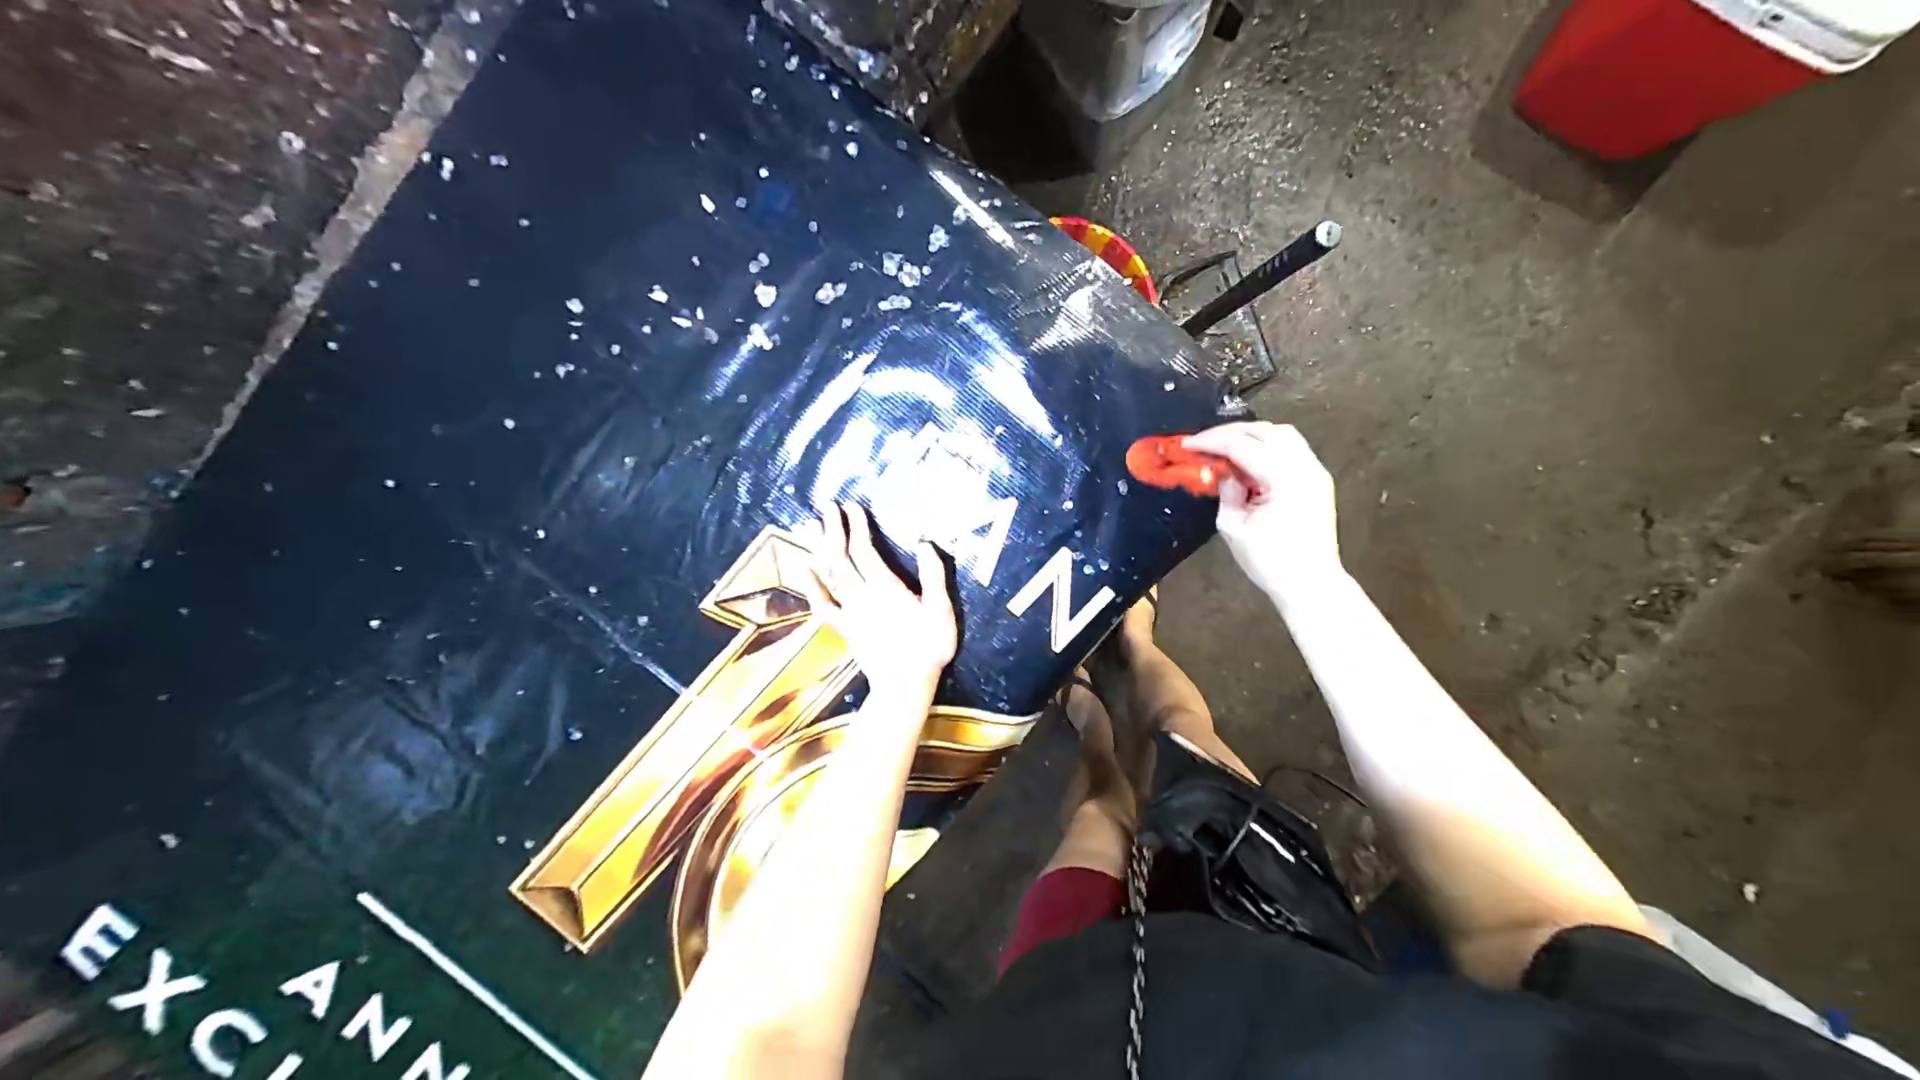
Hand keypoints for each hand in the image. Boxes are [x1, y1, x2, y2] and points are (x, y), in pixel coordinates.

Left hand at [801, 503, 957, 698]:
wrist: (905, 685)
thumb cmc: (929, 647)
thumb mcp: (941, 610)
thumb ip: (934, 575)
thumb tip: (926, 543)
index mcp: (886, 587)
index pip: (865, 550)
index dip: (857, 526)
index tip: (853, 505)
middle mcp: (862, 595)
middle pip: (841, 557)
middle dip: (833, 529)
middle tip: (827, 505)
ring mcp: (850, 612)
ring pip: (829, 575)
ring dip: (818, 548)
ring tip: (808, 525)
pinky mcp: (844, 627)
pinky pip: (823, 604)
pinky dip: (812, 585)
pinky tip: (804, 569)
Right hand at [1182, 422, 1342, 604]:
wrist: (1310, 584)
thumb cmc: (1270, 562)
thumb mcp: (1233, 527)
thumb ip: (1226, 491)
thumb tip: (1223, 471)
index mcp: (1285, 479)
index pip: (1243, 446)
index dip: (1212, 441)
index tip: (1186, 444)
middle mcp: (1305, 467)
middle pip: (1266, 432)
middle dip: (1230, 432)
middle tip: (1202, 442)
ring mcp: (1315, 471)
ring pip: (1282, 435)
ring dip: (1250, 435)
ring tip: (1223, 445)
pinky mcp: (1316, 479)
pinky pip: (1290, 448)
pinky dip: (1265, 445)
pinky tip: (1247, 457)